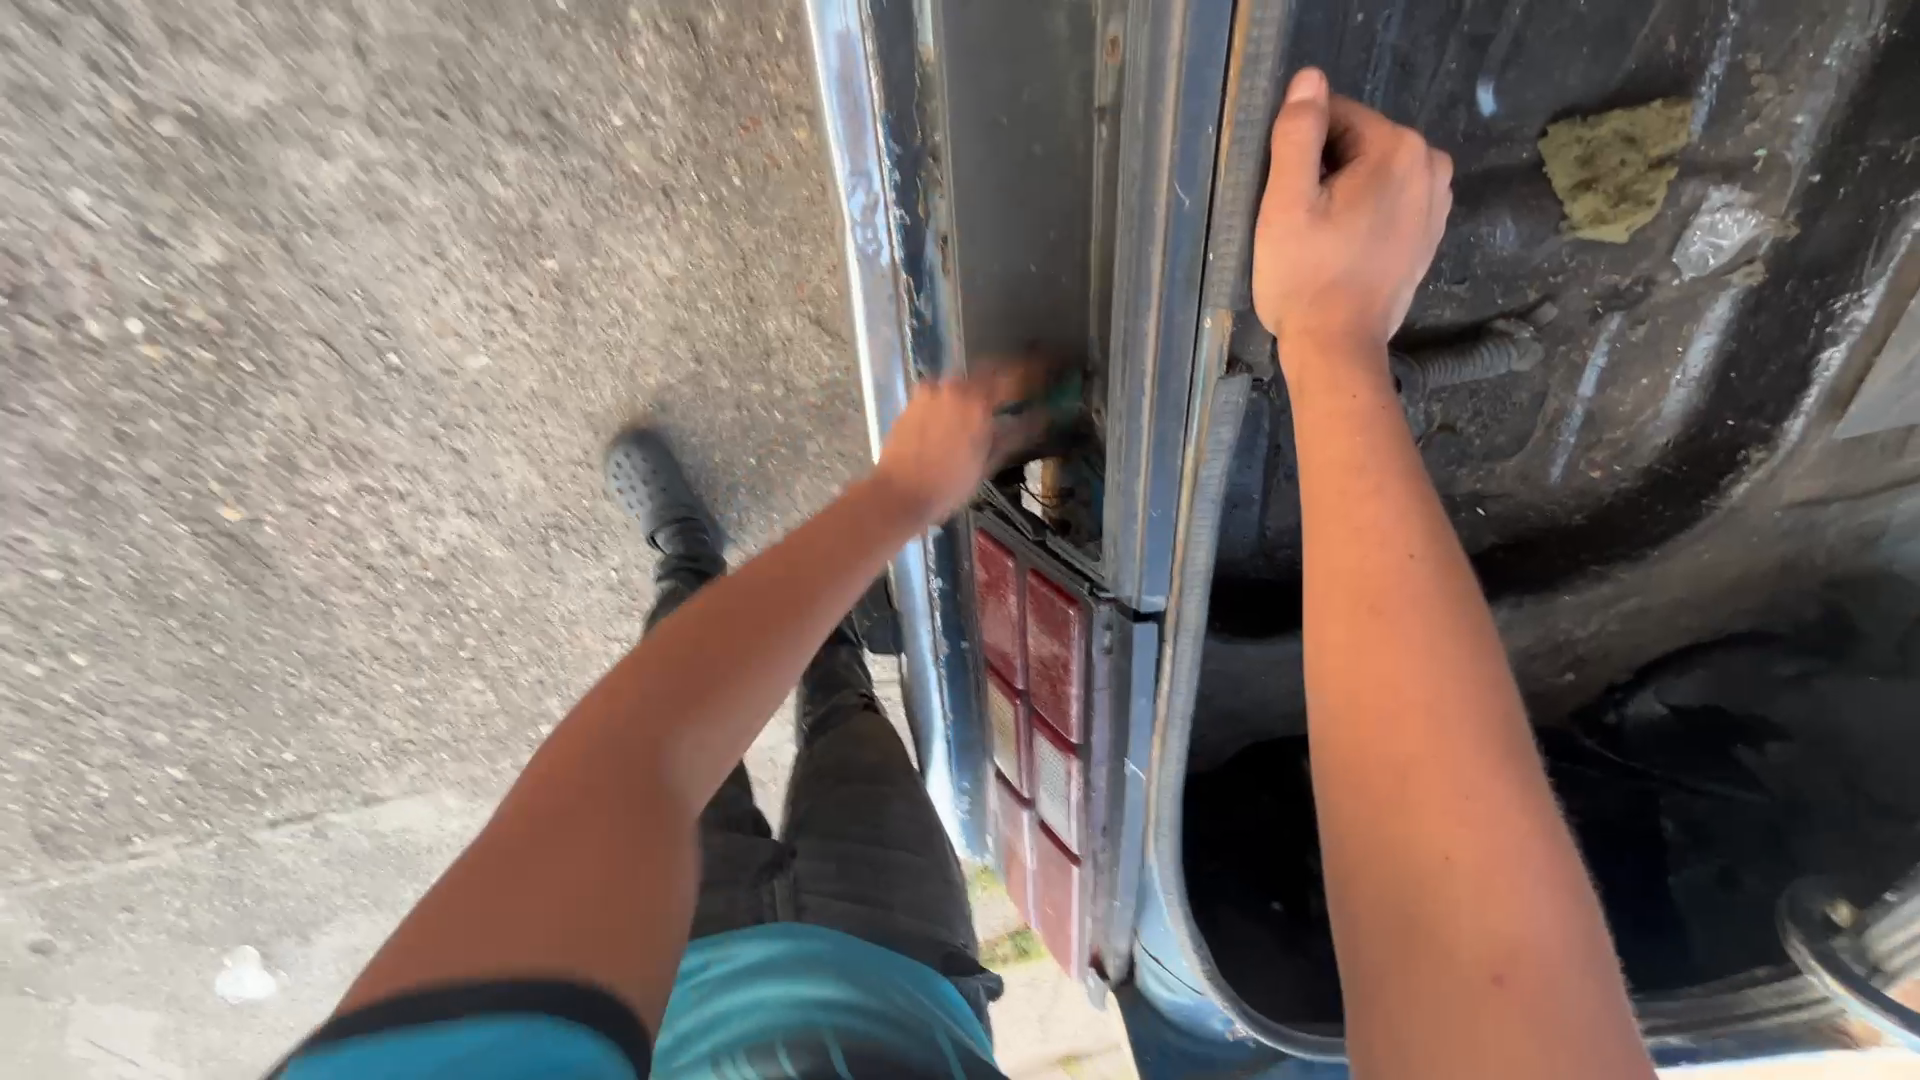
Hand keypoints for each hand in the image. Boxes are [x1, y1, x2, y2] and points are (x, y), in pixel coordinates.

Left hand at [872, 365, 1039, 521]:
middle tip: (1022, 386)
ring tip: (991, 405)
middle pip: (988, 372)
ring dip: (979, 388)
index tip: (1050, 367)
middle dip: (1006, 377)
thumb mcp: (987, 464)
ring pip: (963, 381)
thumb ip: (1015, 435)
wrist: (896, 494)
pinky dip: (957, 398)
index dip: (1036, 370)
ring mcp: (929, 392)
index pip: (1015, 375)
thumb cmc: (946, 486)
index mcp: (976, 401)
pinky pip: (943, 391)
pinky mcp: (913, 401)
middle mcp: (952, 387)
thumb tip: (1041, 418)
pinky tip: (960, 415)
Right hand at [1252, 68, 1451, 371]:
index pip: (1335, 117)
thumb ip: (1297, 135)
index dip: (1299, 154)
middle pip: (1358, 145)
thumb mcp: (1285, 205)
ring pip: (1373, 176)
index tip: (1284, 197)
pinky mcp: (1429, 235)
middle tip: (1298, 223)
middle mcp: (1430, 164)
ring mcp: (1436, 202)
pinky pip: (1389, 205)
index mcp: (1396, 148)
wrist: (1337, 345)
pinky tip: (1342, 250)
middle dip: (1324, 173)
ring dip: (1343, 196)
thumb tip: (1309, 79)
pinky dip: (1363, 217)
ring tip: (1319, 239)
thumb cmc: (1304, 277)